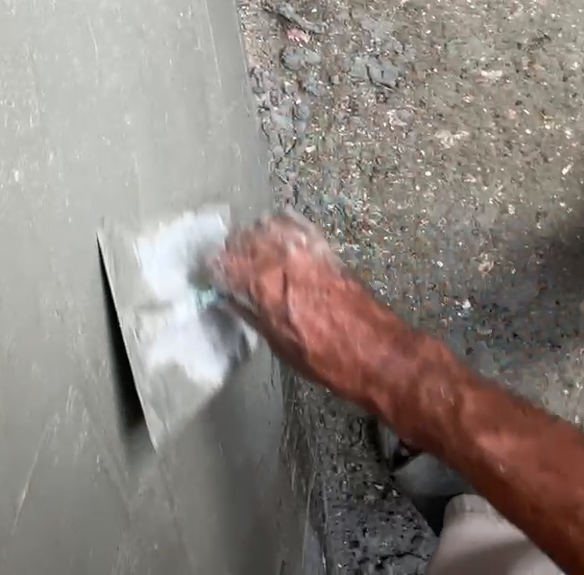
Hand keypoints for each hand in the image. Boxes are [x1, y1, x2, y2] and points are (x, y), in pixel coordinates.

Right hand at [209, 213, 415, 406]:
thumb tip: (229, 300)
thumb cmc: (327, 360)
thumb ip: (251, 314)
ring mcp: (305, 249)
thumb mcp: (279, 345)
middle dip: (229, 252)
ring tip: (250, 251)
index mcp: (266, 286)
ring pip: (265, 226)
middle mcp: (283, 259)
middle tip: (226, 266)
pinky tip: (277, 238)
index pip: (222, 264)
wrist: (377, 352)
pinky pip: (293, 224)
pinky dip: (279, 227)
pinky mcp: (323, 247)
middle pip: (241, 240)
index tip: (206, 276)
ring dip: (253, 236)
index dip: (210, 270)